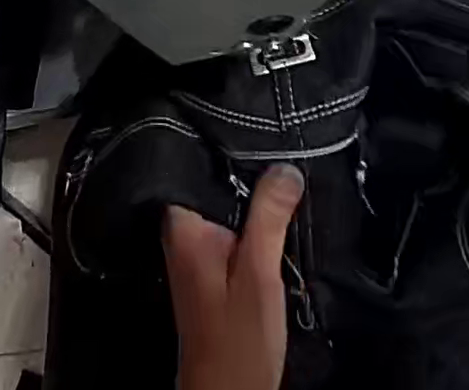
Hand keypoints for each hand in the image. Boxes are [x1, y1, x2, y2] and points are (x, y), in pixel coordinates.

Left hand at [163, 164, 305, 389]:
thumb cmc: (237, 340)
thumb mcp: (258, 272)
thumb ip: (269, 216)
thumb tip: (286, 168)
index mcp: (182, 226)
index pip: (191, 162)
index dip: (221, 143)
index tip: (253, 127)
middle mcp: (183, 231)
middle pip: (211, 180)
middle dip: (243, 167)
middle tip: (277, 147)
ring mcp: (196, 248)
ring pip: (225, 202)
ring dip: (251, 194)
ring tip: (281, 172)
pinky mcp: (213, 263)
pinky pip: (232, 222)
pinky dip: (252, 216)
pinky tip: (275, 210)